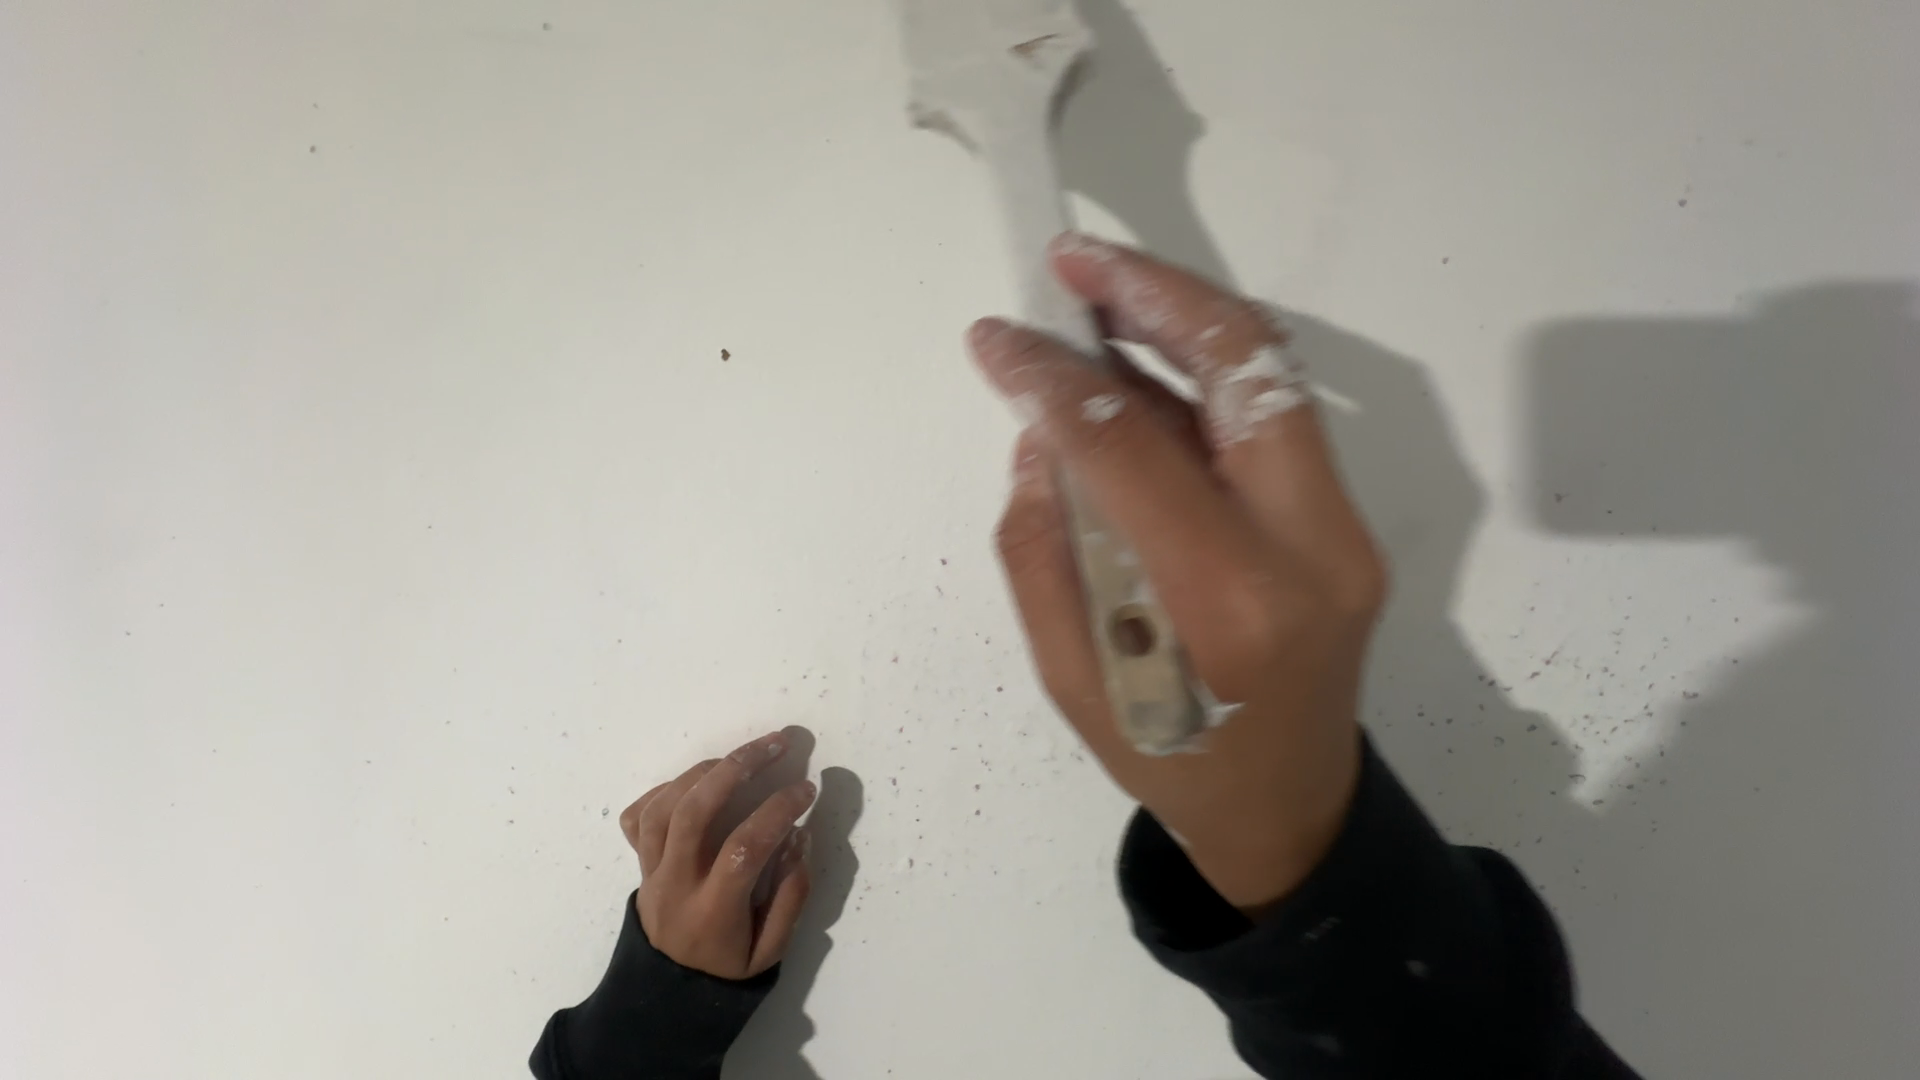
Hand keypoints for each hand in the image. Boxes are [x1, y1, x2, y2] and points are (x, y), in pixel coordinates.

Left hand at [617, 732, 816, 978]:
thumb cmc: (726, 968)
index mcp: (712, 911)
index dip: (778, 811)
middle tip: (777, 743)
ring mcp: (651, 870)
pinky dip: (666, 788)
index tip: (807, 790)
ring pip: (664, 806)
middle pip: (694, 811)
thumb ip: (791, 896)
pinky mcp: (639, 862)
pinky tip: (700, 781)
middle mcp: (675, 884)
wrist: (664, 994)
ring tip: (742, 756)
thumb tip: (799, 836)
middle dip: (738, 767)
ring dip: (706, 770)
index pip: (743, 848)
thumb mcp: (770, 951)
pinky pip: (639, 815)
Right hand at [968, 234, 1388, 913]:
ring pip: (1268, 378)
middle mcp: (1306, 547)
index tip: (995, 340)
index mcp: (1223, 601)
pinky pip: (1269, 420)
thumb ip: (1040, 547)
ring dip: (1181, 318)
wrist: (1288, 807)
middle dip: (1151, 291)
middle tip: (1072, 259)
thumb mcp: (1067, 673)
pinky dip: (1201, 376)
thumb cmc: (1164, 757)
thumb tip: (1041, 433)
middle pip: (1244, 367)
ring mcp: (1342, 530)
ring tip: (1100, 291)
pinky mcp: (1345, 523)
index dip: (1050, 378)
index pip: (1127, 445)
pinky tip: (1140, 366)